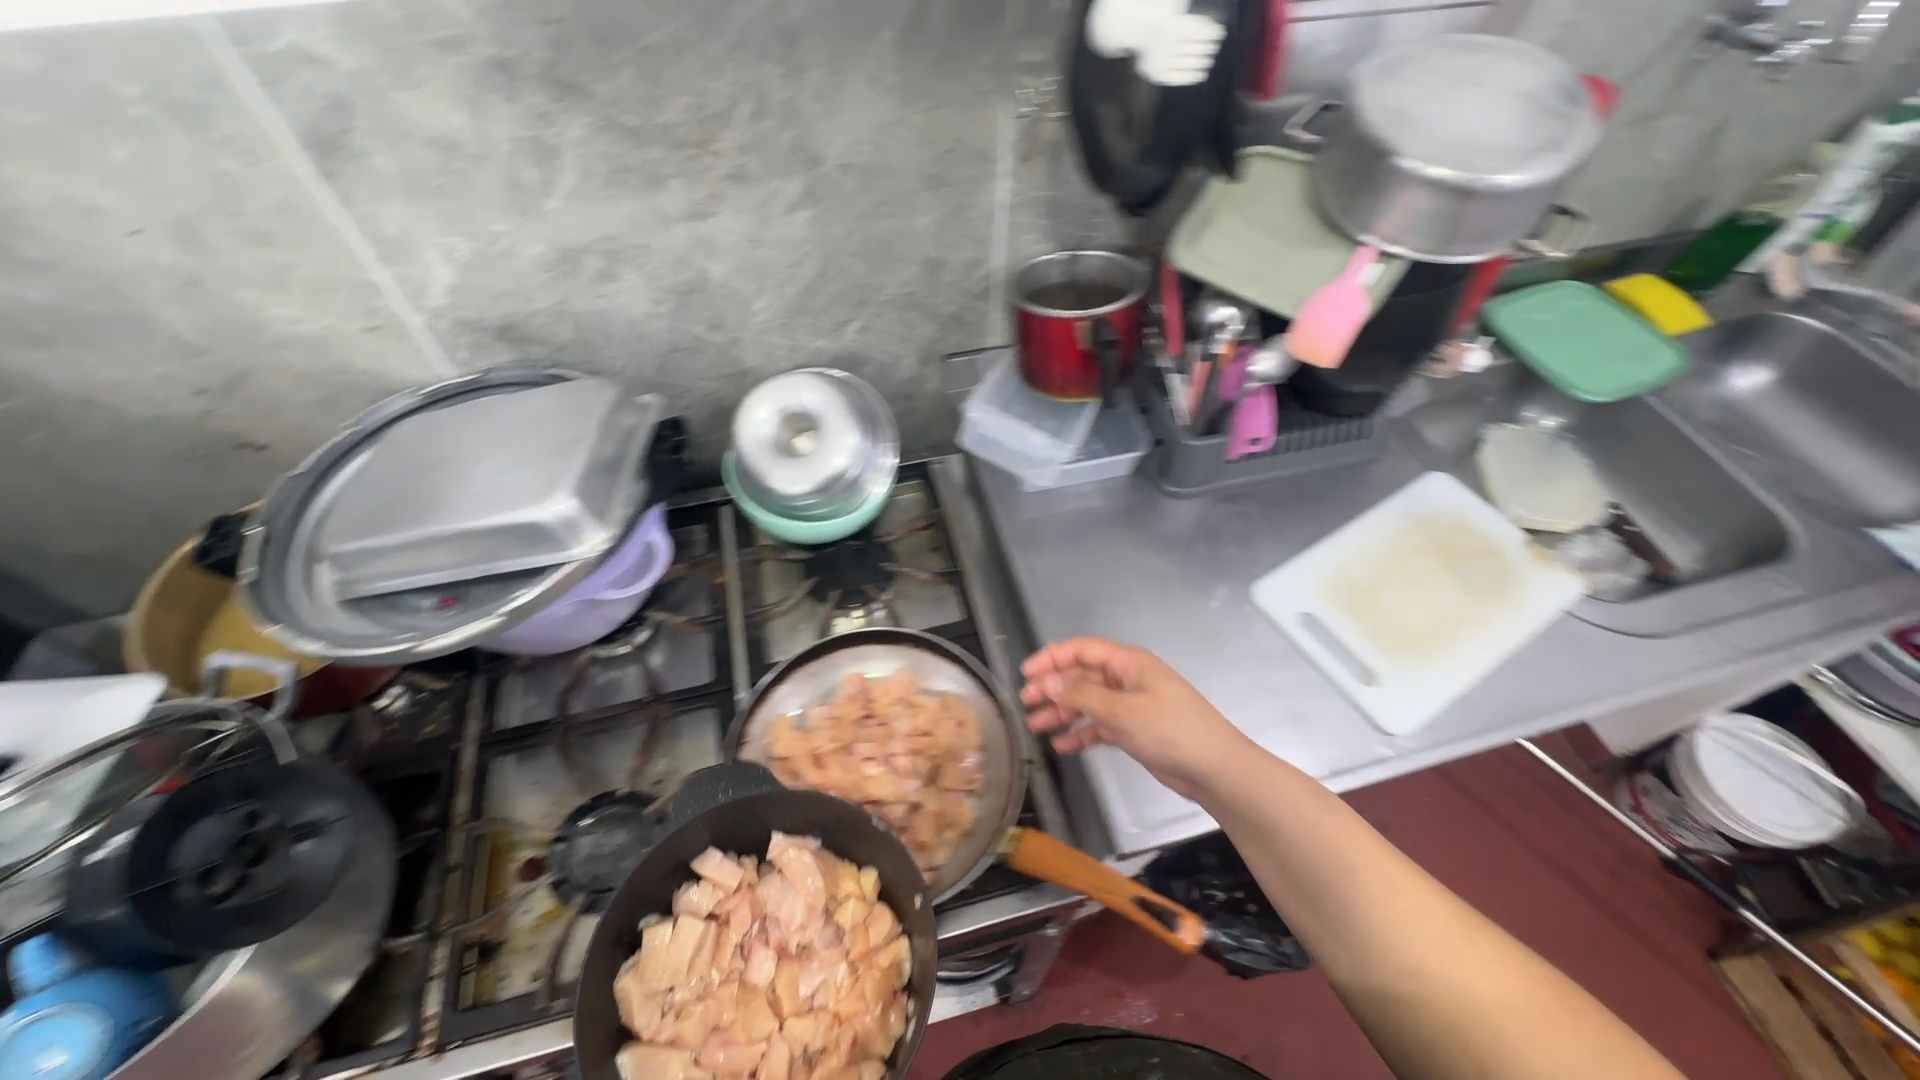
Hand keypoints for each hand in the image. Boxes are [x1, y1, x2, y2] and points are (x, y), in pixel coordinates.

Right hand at [1019, 638, 1245, 798]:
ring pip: (1088, 703)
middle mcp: (1128, 679)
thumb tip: (1048, 682)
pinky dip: (1082, 733)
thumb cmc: (1170, 730)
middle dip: (1053, 688)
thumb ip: (1082, 695)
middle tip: (1025, 704)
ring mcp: (1131, 705)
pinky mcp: (1135, 730)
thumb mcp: (1122, 710)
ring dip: (1062, 712)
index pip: (1082, 650)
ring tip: (1036, 727)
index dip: (1052, 658)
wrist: (1214, 768)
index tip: (1025, 674)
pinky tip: (1062, 745)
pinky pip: (1100, 726)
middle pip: (1082, 676)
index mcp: (1128, 663)